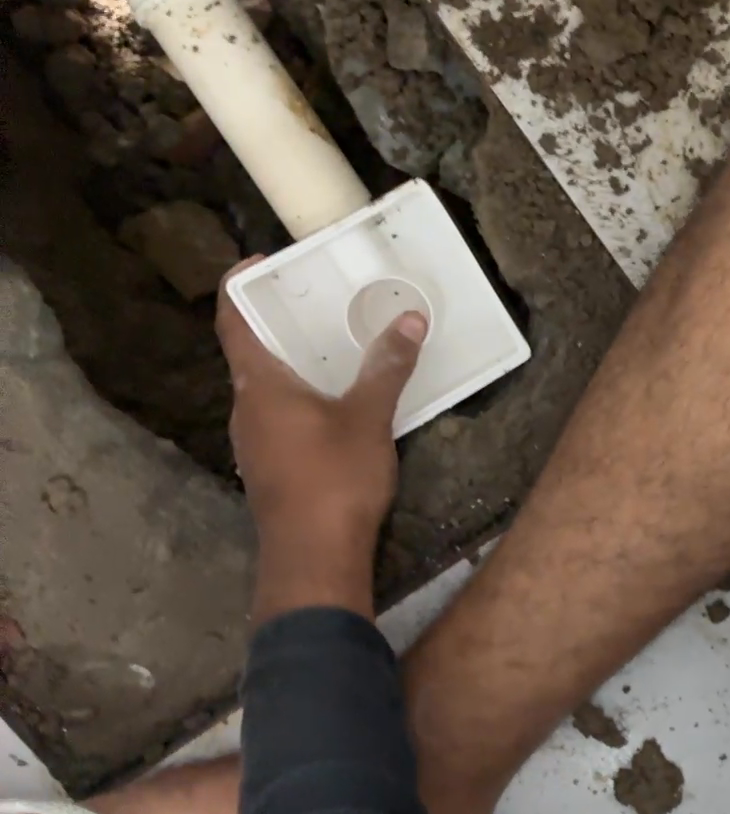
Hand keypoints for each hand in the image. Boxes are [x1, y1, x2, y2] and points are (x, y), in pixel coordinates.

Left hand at [216, 258, 427, 621]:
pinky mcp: (278, 457)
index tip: (261, 261)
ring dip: (301, 354)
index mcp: (261, 388)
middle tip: (325, 293)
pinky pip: (288, 405)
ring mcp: (260, 435)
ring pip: (273, 380)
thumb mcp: (369, 417)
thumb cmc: (334, 477)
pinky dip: (311, 384)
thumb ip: (387, 368)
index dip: (240, 289)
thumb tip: (409, 319)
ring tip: (344, 335)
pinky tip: (347, 388)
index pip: (236, 326)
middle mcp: (250, 407)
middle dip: (284, 319)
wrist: (314, 552)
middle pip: (255, 351)